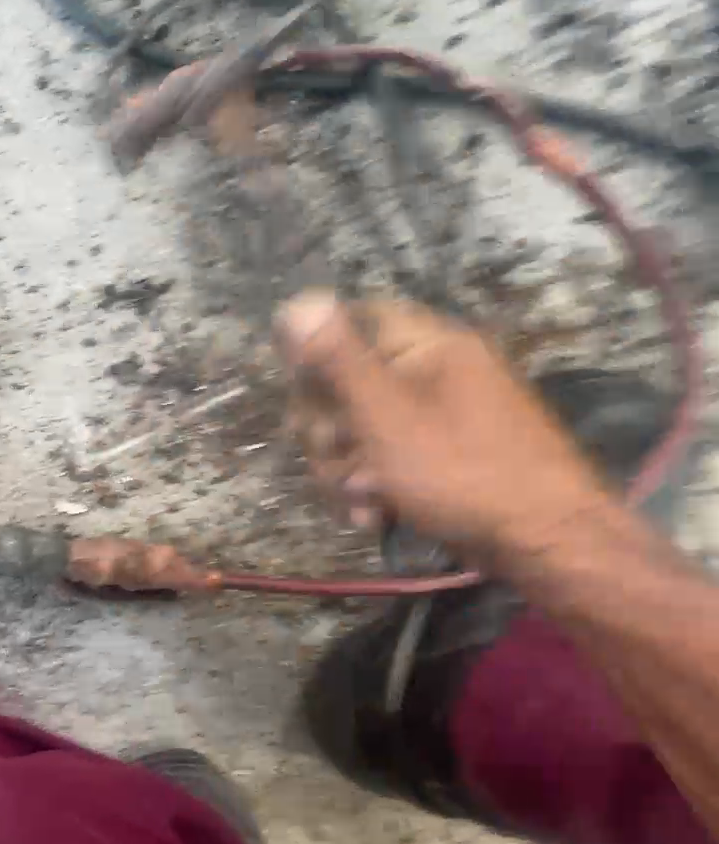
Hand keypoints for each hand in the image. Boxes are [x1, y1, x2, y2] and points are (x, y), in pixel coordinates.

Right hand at [274, 290, 619, 563]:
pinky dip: (363, 482)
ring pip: (350, 426)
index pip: (351, 320)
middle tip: (335, 451)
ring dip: (339, 464)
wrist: (545, 544)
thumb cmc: (461, 471)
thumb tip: (298, 300)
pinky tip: (370, 508)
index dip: (315, 350)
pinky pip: (374, 456)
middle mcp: (430, 372)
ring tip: (359, 495)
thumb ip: (336, 358)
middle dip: (324, 425)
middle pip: (340, 379)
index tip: (304, 387)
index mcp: (426, 348)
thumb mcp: (384, 412)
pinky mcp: (431, 454)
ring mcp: (432, 416)